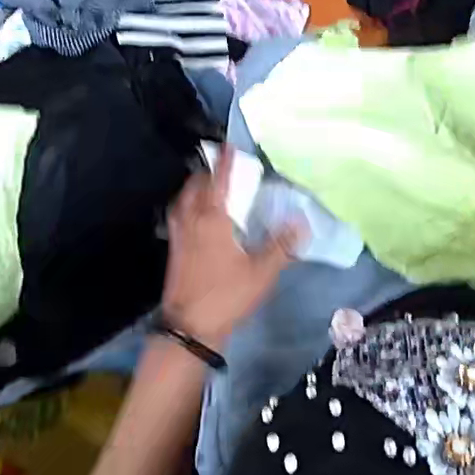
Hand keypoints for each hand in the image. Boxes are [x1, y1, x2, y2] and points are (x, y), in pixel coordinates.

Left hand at [161, 147, 305, 349]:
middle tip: (225, 168)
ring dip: (196, 188)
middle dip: (209, 172)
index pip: (219, 180)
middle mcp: (191, 220)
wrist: (189, 329)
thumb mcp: (261, 272)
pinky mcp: (174, 250)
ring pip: (184, 200)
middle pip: (195, 185)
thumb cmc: (226, 295)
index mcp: (212, 219)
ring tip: (211, 188)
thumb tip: (301, 222)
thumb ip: (281, 245)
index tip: (230, 146)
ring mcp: (179, 235)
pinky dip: (189, 206)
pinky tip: (200, 217)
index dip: (225, 162)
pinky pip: (179, 216)